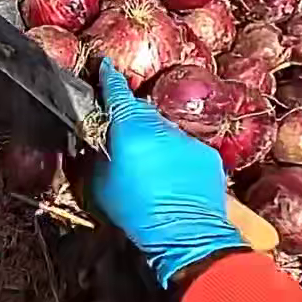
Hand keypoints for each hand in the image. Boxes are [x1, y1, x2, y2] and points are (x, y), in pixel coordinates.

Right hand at [91, 59, 247, 286]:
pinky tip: (172, 177)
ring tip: (148, 165)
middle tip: (121, 134)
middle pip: (140, 112)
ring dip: (154, 140)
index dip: (108, 79)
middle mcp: (159, 126)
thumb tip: (95, 146)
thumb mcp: (101, 188)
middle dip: (130, 118)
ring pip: (164, 130)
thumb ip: (97, 159)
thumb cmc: (136, 213)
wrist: (187, 234)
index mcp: (130, 129)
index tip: (105, 67)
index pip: (116, 93)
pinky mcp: (205, 153)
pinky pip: (184, 147)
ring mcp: (186, 138)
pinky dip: (175, 155)